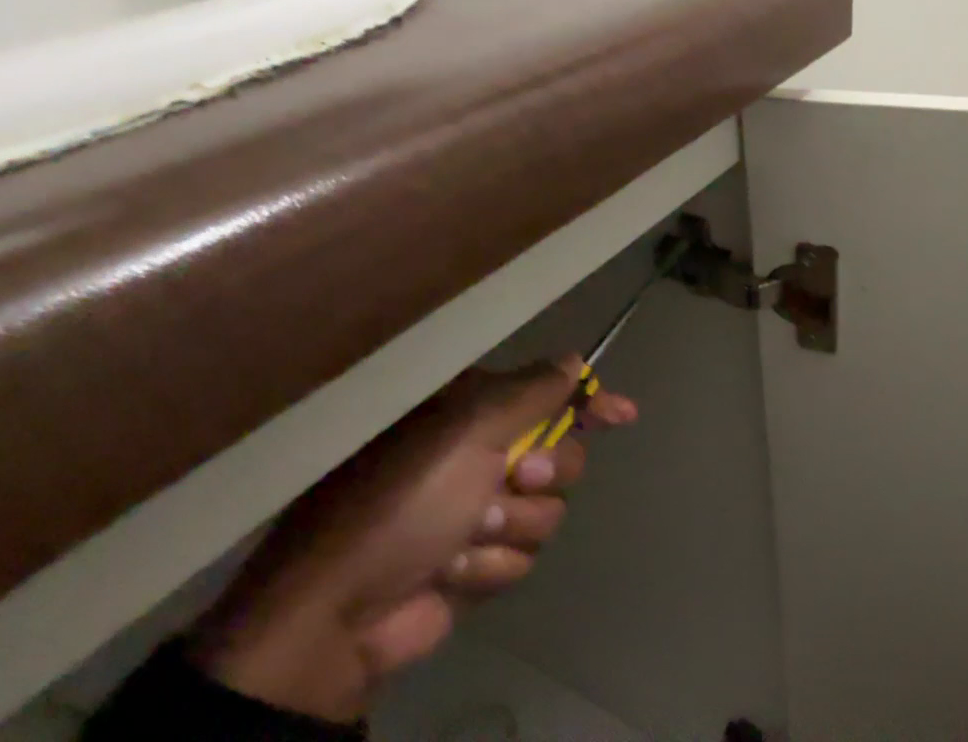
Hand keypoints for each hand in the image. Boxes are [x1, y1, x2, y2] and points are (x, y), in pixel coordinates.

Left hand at [188, 356, 635, 722]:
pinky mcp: (477, 560)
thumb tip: (575, 361)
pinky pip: (521, 555)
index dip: (589, 402)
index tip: (624, 415)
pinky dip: (491, 564)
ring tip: (464, 536)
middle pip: (562, 456)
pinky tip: (452, 569)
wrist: (343, 607)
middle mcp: (478, 453)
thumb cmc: (406, 500)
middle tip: (513, 479)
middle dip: (544, 474)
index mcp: (470, 411)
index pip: (547, 394)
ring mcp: (477, 510)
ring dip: (511, 527)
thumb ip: (532, 393)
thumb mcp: (469, 430)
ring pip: (547, 511)